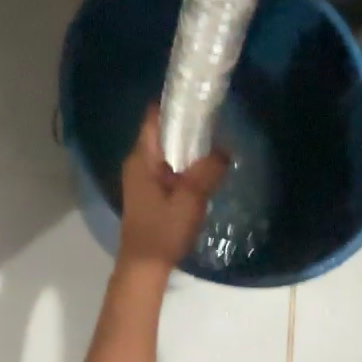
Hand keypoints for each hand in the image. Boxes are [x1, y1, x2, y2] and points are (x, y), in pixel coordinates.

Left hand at [118, 107, 230, 273]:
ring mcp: (140, 178)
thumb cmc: (164, 229)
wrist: (144, 266)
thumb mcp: (191, 198)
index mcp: (141, 158)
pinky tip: (202, 168)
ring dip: (185, 146)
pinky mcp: (148, 192)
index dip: (172, 104)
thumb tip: (224, 150)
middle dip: (184, 125)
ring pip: (165, 152)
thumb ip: (208, 170)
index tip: (195, 95)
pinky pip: (166, 167)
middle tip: (213, 117)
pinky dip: (182, 163)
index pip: (152, 119)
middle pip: (160, 133)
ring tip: (213, 140)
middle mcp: (136, 163)